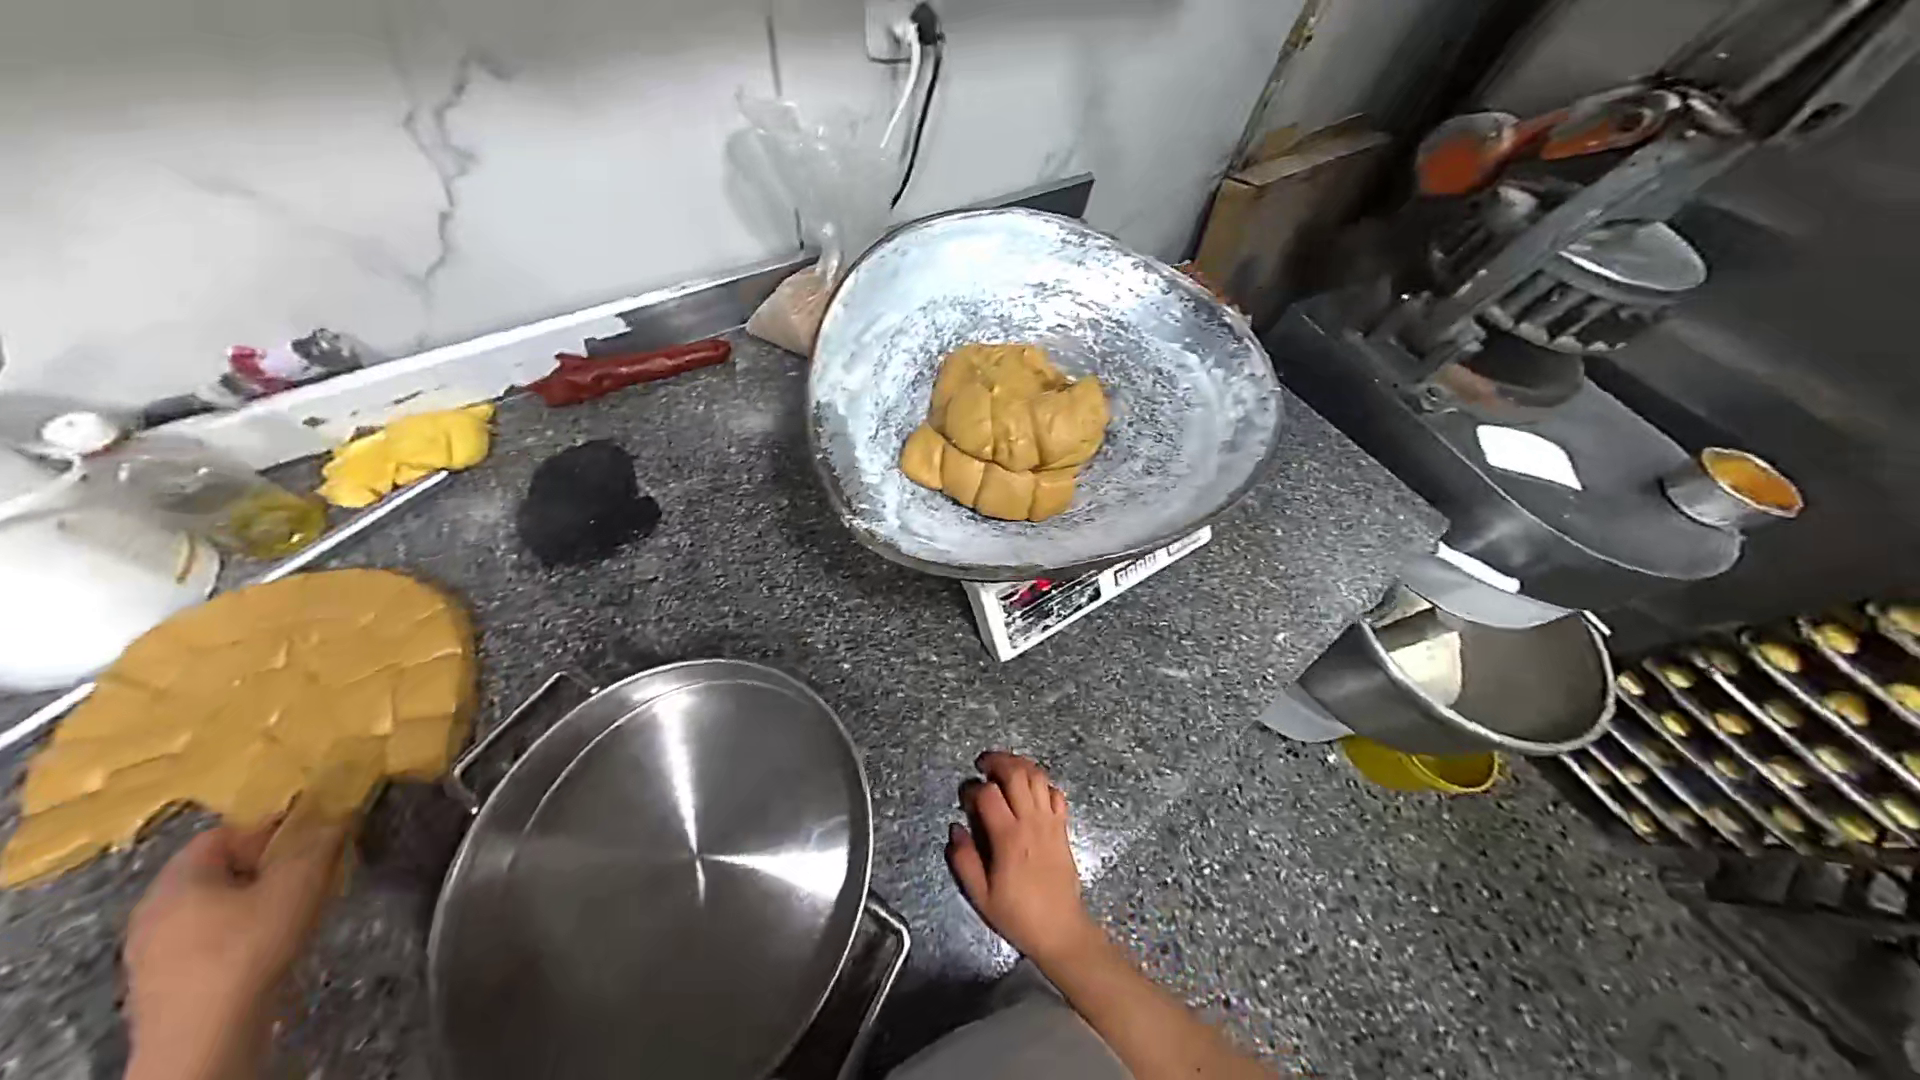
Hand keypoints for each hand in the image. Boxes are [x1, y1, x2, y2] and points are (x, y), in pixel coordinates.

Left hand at [124, 818, 349, 1079]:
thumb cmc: (249, 948)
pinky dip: (243, 930)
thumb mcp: (298, 883)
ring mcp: (153, 950)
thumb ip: (320, 841)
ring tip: (301, 906)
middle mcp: (153, 910)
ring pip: (217, 904)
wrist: (206, 1038)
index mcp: (177, 881)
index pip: (224, 832)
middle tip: (313, 870)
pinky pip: (210, 936)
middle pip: (221, 869)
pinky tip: (273, 943)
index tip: (312, 837)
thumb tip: (338, 809)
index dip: (271, 827)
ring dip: (259, 898)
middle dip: (270, 864)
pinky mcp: (165, 980)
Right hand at [946, 751, 1103, 966]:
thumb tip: (955, 828)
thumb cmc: (1017, 914)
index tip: (965, 798)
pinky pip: (1055, 792)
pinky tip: (1029, 788)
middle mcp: (1031, 822)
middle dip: (997, 761)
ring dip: (1020, 765)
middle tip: (983, 764)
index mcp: (1009, 838)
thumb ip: (964, 860)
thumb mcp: (980, 895)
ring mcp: (1050, 822)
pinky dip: (1041, 782)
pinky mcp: (1062, 826)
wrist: (1061, 930)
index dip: (973, 789)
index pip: (989, 794)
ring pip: (1038, 776)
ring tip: (1004, 767)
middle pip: (1017, 773)